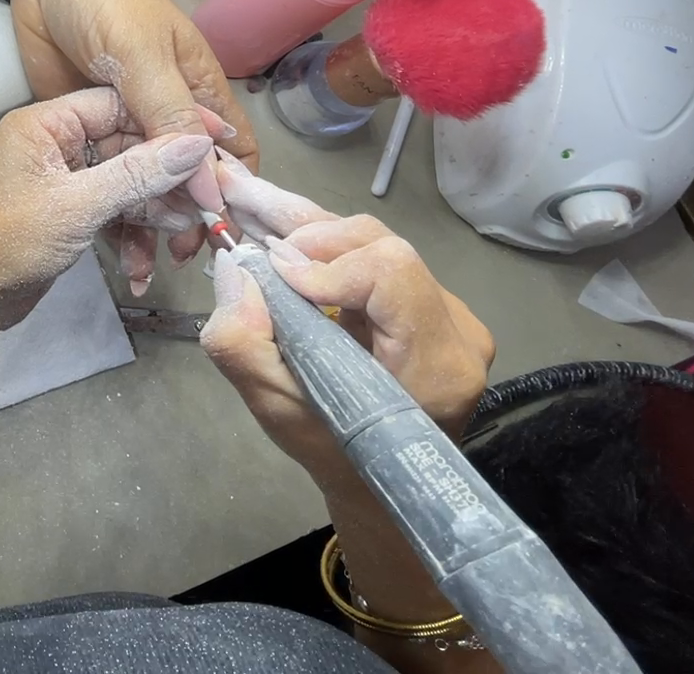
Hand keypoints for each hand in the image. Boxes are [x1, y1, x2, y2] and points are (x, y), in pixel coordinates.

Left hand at [0, 87, 212, 328]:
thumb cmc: (7, 242)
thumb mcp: (77, 205)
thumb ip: (138, 173)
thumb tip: (197, 143)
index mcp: (45, 124)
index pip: (119, 104)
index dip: (169, 123)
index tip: (218, 141)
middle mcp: (53, 143)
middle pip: (127, 144)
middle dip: (168, 175)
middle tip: (210, 200)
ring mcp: (61, 179)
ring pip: (124, 180)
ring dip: (155, 207)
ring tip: (187, 233)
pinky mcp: (66, 211)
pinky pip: (110, 207)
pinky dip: (131, 228)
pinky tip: (150, 259)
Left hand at [7, 0, 257, 290]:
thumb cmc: (98, 6)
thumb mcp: (138, 60)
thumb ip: (171, 118)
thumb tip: (214, 181)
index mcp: (186, 88)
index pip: (224, 147)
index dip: (229, 186)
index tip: (227, 230)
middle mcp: (157, 112)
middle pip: (181, 176)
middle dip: (186, 214)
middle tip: (185, 255)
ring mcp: (117, 130)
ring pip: (142, 188)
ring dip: (151, 225)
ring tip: (155, 266)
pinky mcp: (82, 143)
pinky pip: (105, 189)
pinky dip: (115, 220)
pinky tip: (123, 256)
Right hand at [197, 154, 493, 491]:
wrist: (380, 482)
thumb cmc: (329, 450)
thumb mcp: (272, 408)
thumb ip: (242, 343)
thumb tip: (234, 266)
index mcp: (434, 362)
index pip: (389, 271)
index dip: (325, 263)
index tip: (276, 273)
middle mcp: (458, 328)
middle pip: (381, 243)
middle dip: (308, 233)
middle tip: (247, 221)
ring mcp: (450, 312)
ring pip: (375, 240)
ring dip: (309, 231)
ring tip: (253, 211)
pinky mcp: (429, 302)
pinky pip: (374, 253)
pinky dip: (322, 242)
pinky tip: (280, 233)